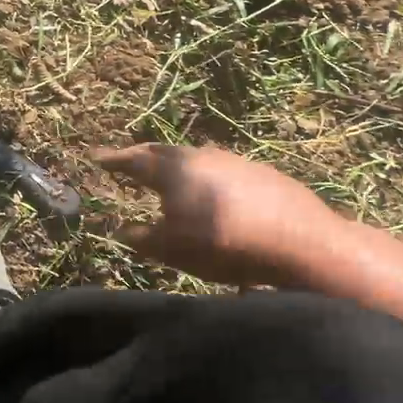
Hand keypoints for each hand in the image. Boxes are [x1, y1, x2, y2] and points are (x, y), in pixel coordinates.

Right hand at [90, 143, 347, 287]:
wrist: (307, 245)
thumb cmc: (226, 245)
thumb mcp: (172, 250)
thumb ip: (141, 237)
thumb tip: (124, 228)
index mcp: (173, 171)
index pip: (133, 161)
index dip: (113, 160)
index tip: (96, 157)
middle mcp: (201, 157)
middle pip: (164, 152)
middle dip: (142, 155)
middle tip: (127, 158)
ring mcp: (236, 162)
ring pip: (195, 157)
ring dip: (177, 164)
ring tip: (169, 173)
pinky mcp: (265, 174)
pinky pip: (222, 168)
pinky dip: (206, 175)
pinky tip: (212, 191)